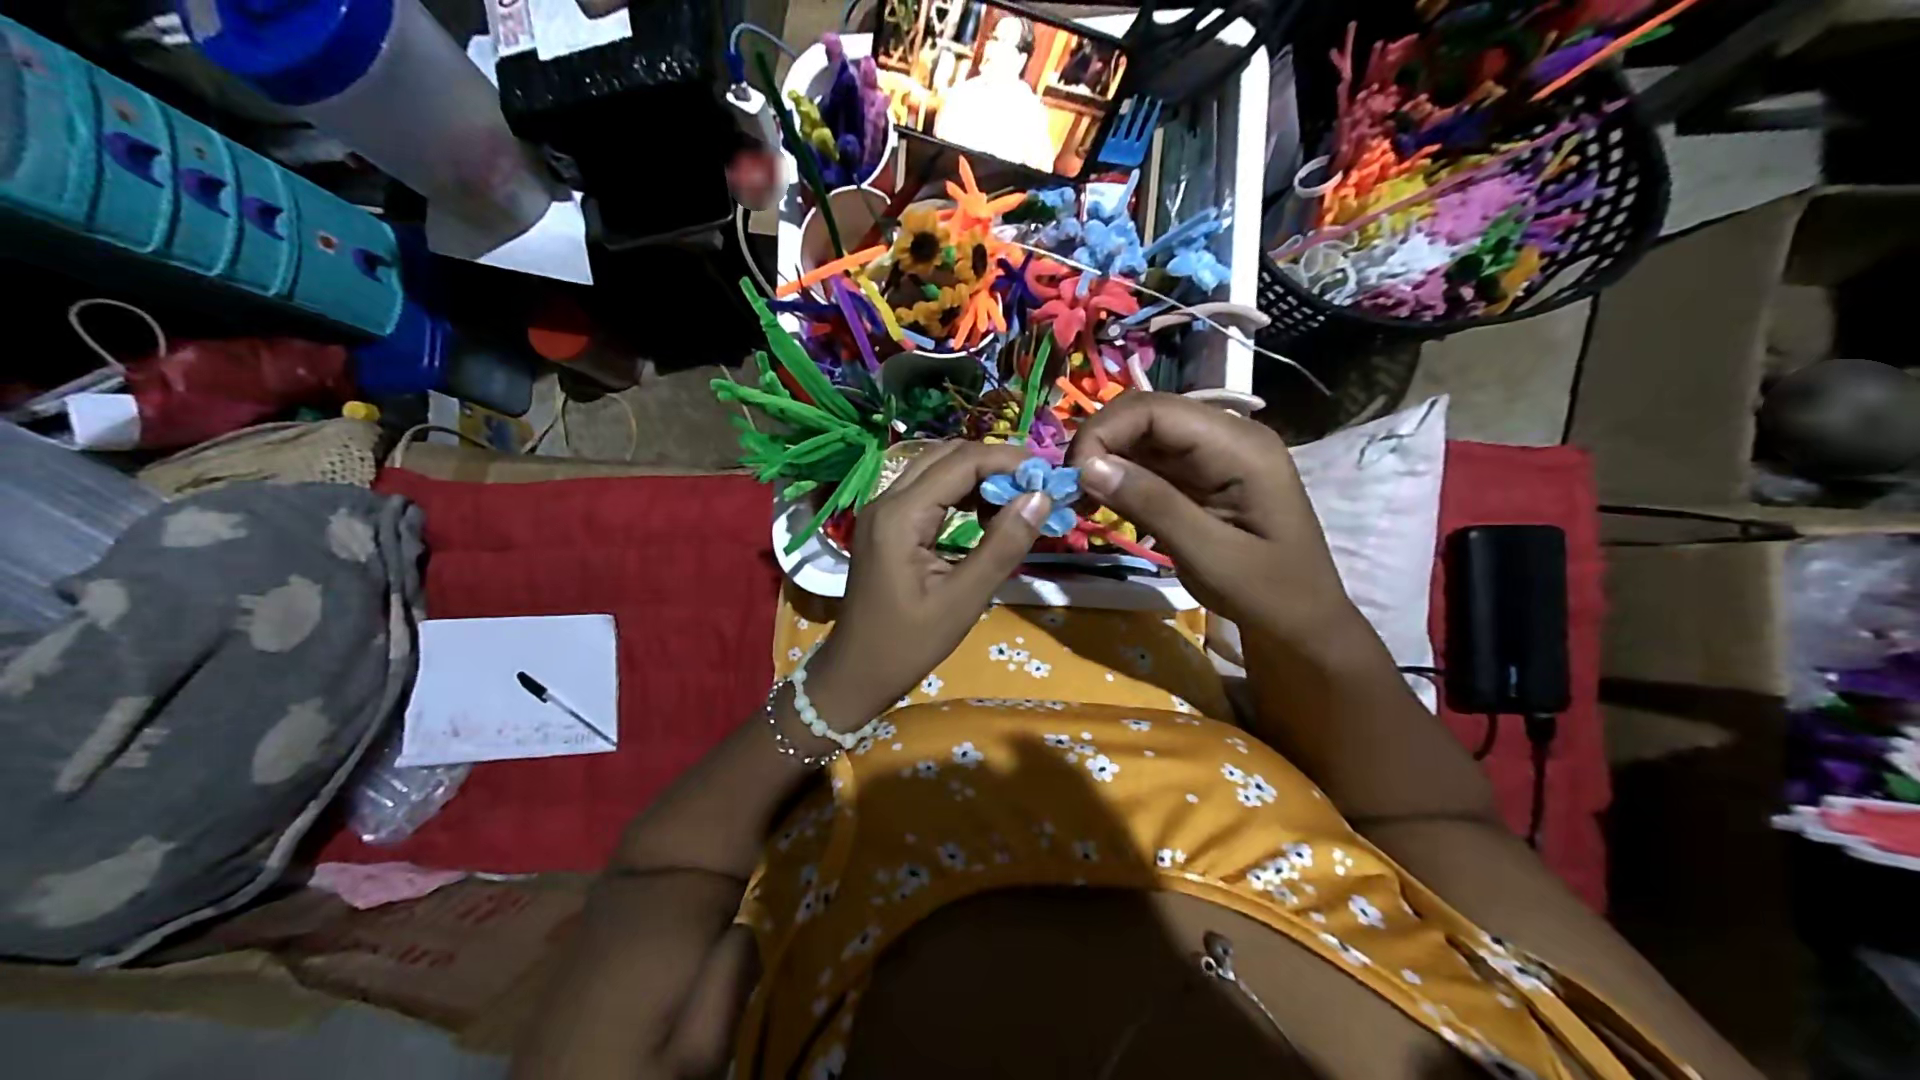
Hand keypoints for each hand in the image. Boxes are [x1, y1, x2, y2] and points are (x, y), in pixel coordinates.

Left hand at [804, 442, 1050, 726]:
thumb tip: (1040, 497)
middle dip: (995, 464)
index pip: (961, 463)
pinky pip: (927, 491)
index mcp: (900, 515)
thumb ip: (1002, 546)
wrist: (857, 672)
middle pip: (947, 456)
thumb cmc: (908, 643)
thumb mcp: (963, 600)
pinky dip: (960, 493)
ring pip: (936, 469)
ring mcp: (882, 511)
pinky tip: (985, 516)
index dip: (1008, 461)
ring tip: (1017, 501)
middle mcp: (887, 500)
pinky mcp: (886, 524)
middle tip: (1036, 487)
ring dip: (978, 476)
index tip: (1048, 476)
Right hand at [1067, 393, 1353, 639]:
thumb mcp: (1208, 553)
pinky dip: (1120, 477)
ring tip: (1081, 501)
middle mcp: (1227, 436)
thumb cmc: (1266, 592)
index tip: (1073, 478)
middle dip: (1100, 444)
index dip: (1105, 432)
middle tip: (1071, 491)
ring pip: (1143, 436)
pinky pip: (1151, 461)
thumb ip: (1151, 504)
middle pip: (1147, 416)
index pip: (1157, 411)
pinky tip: (1103, 503)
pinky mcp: (1202, 475)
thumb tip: (1087, 467)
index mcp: (1240, 446)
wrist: (1301, 623)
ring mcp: (1214, 454)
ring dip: (1106, 461)